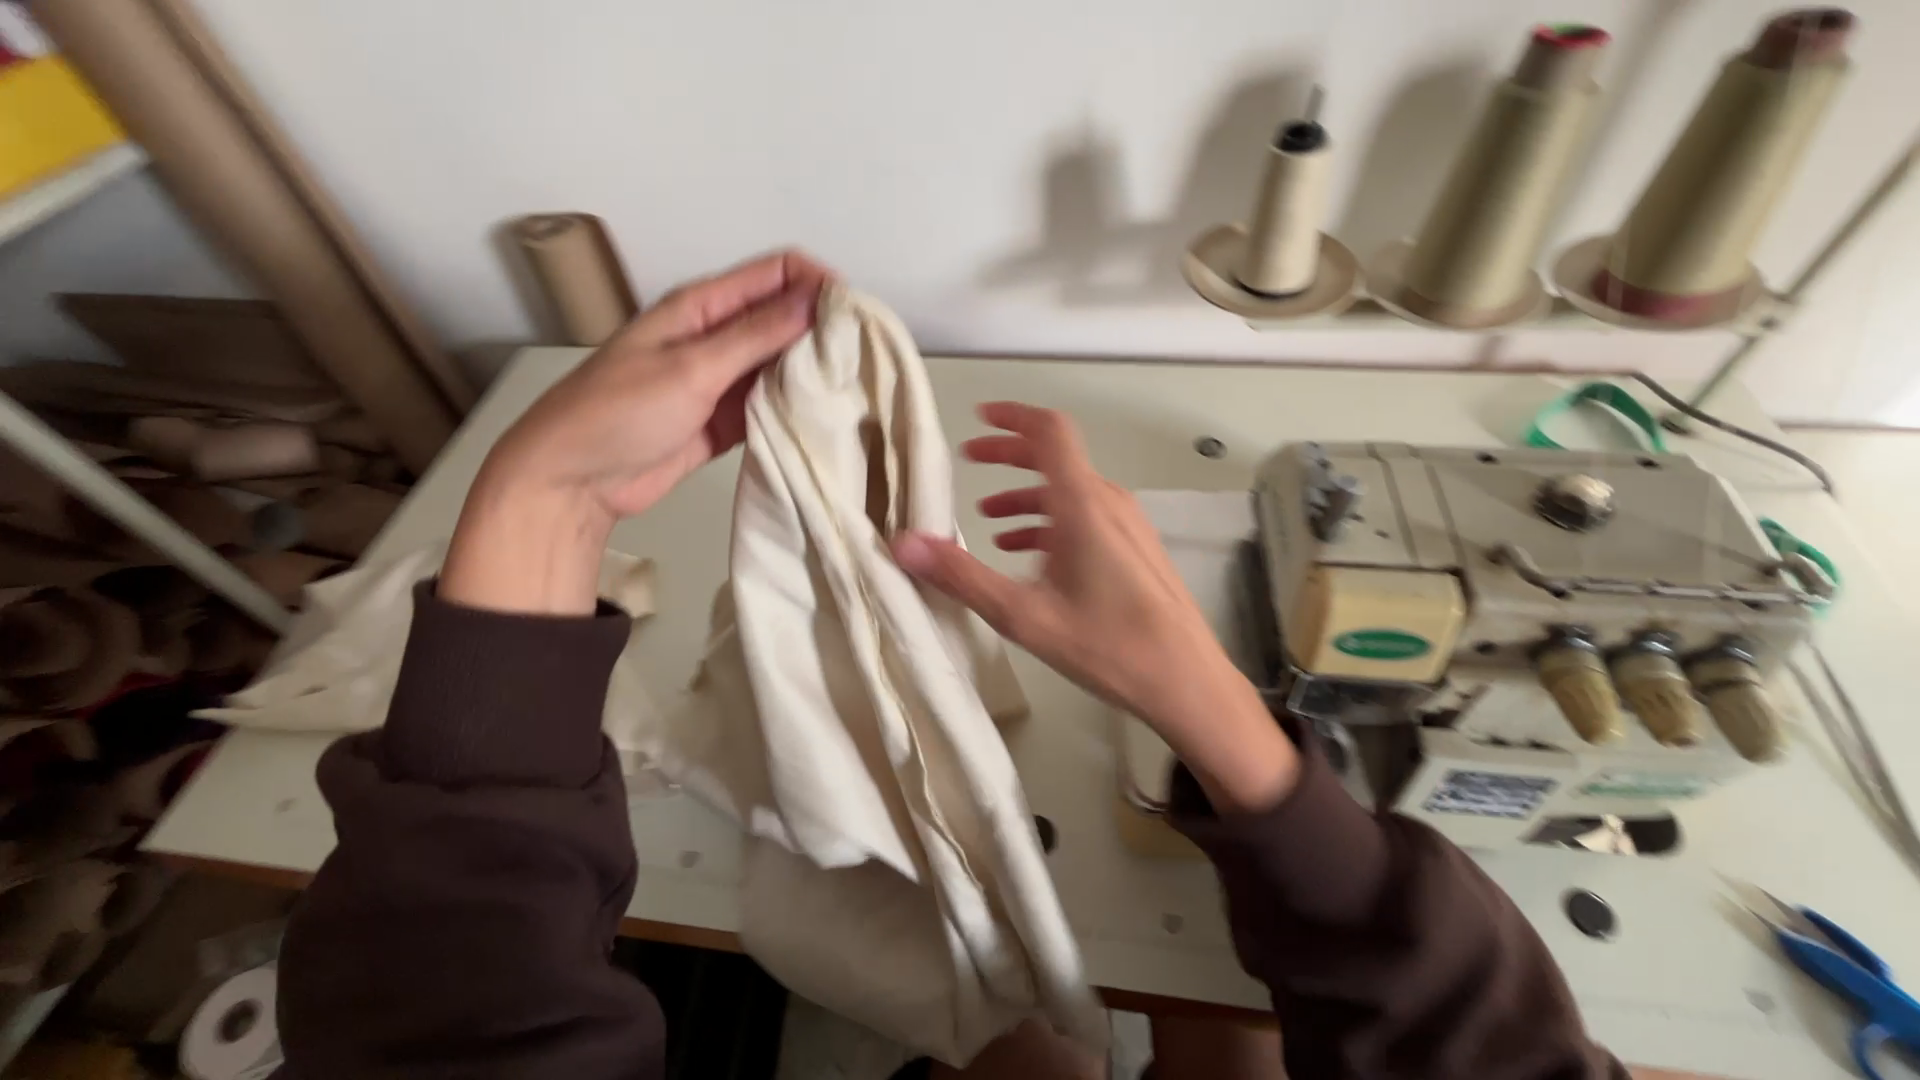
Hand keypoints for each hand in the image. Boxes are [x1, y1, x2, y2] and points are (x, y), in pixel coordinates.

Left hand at [441, 250, 829, 615]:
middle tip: (863, 359)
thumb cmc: (621, 413)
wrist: (574, 480)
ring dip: (813, 372)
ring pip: (782, 363)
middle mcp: (717, 336)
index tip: (855, 315)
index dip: (817, 282)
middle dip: (823, 330)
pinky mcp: (725, 421)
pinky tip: (823, 418)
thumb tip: (815, 299)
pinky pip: (770, 405)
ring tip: (854, 389)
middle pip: (784, 317)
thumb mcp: (692, 367)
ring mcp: (722, 381)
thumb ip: (755, 335)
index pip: (774, 273)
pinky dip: (794, 408)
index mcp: (702, 306)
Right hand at [891, 402, 1299, 813]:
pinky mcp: (1136, 549)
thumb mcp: (1024, 616)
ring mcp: (1128, 525)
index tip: (978, 418)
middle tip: (970, 461)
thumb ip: (962, 577)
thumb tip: (903, 544)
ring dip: (1027, 497)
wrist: (1186, 681)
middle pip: (1056, 458)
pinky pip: (1088, 518)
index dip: (1013, 416)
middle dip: (1010, 456)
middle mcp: (1109, 503)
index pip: (1050, 432)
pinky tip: (1030, 558)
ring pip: (1070, 492)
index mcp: (1083, 504)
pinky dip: (1052, 523)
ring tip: (988, 521)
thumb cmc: (1107, 645)